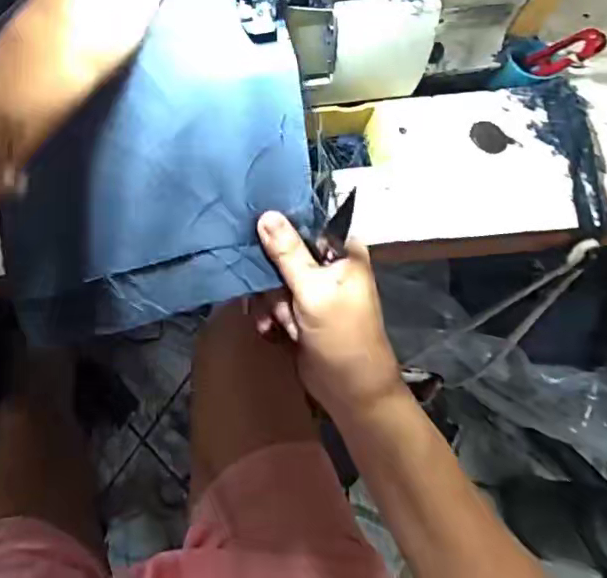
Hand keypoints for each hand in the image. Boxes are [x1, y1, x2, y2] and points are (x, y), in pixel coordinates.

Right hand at [254, 212, 405, 418]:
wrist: (350, 393)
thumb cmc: (342, 336)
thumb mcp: (313, 290)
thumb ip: (287, 252)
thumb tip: (266, 213)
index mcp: (342, 250)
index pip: (306, 221)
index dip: (280, 226)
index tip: (256, 233)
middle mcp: (328, 263)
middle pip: (284, 250)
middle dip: (273, 278)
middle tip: (278, 299)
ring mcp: (313, 287)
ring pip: (273, 276)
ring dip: (271, 301)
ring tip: (281, 323)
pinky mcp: (299, 308)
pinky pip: (273, 297)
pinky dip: (270, 314)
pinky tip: (272, 330)